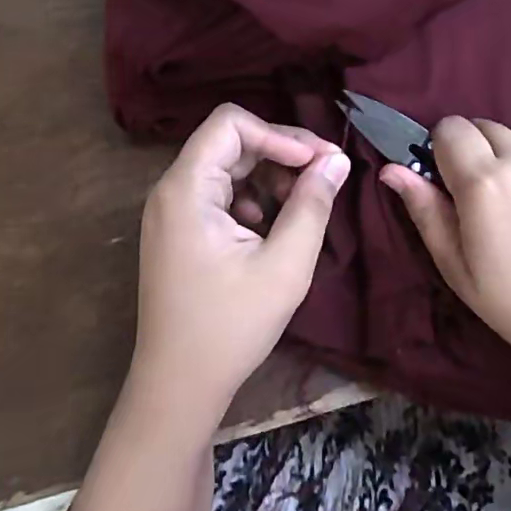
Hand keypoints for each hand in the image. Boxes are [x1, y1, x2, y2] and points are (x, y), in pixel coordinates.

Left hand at [131, 104, 349, 424]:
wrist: (179, 387)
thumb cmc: (231, 326)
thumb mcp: (285, 265)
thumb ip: (312, 205)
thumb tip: (338, 160)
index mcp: (186, 189)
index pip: (231, 123)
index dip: (279, 133)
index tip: (318, 162)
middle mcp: (172, 190)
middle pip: (231, 142)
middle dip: (282, 153)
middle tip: (326, 176)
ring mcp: (173, 212)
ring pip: (229, 167)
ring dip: (271, 176)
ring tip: (304, 205)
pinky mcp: (181, 231)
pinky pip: (221, 194)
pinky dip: (254, 199)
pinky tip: (274, 228)